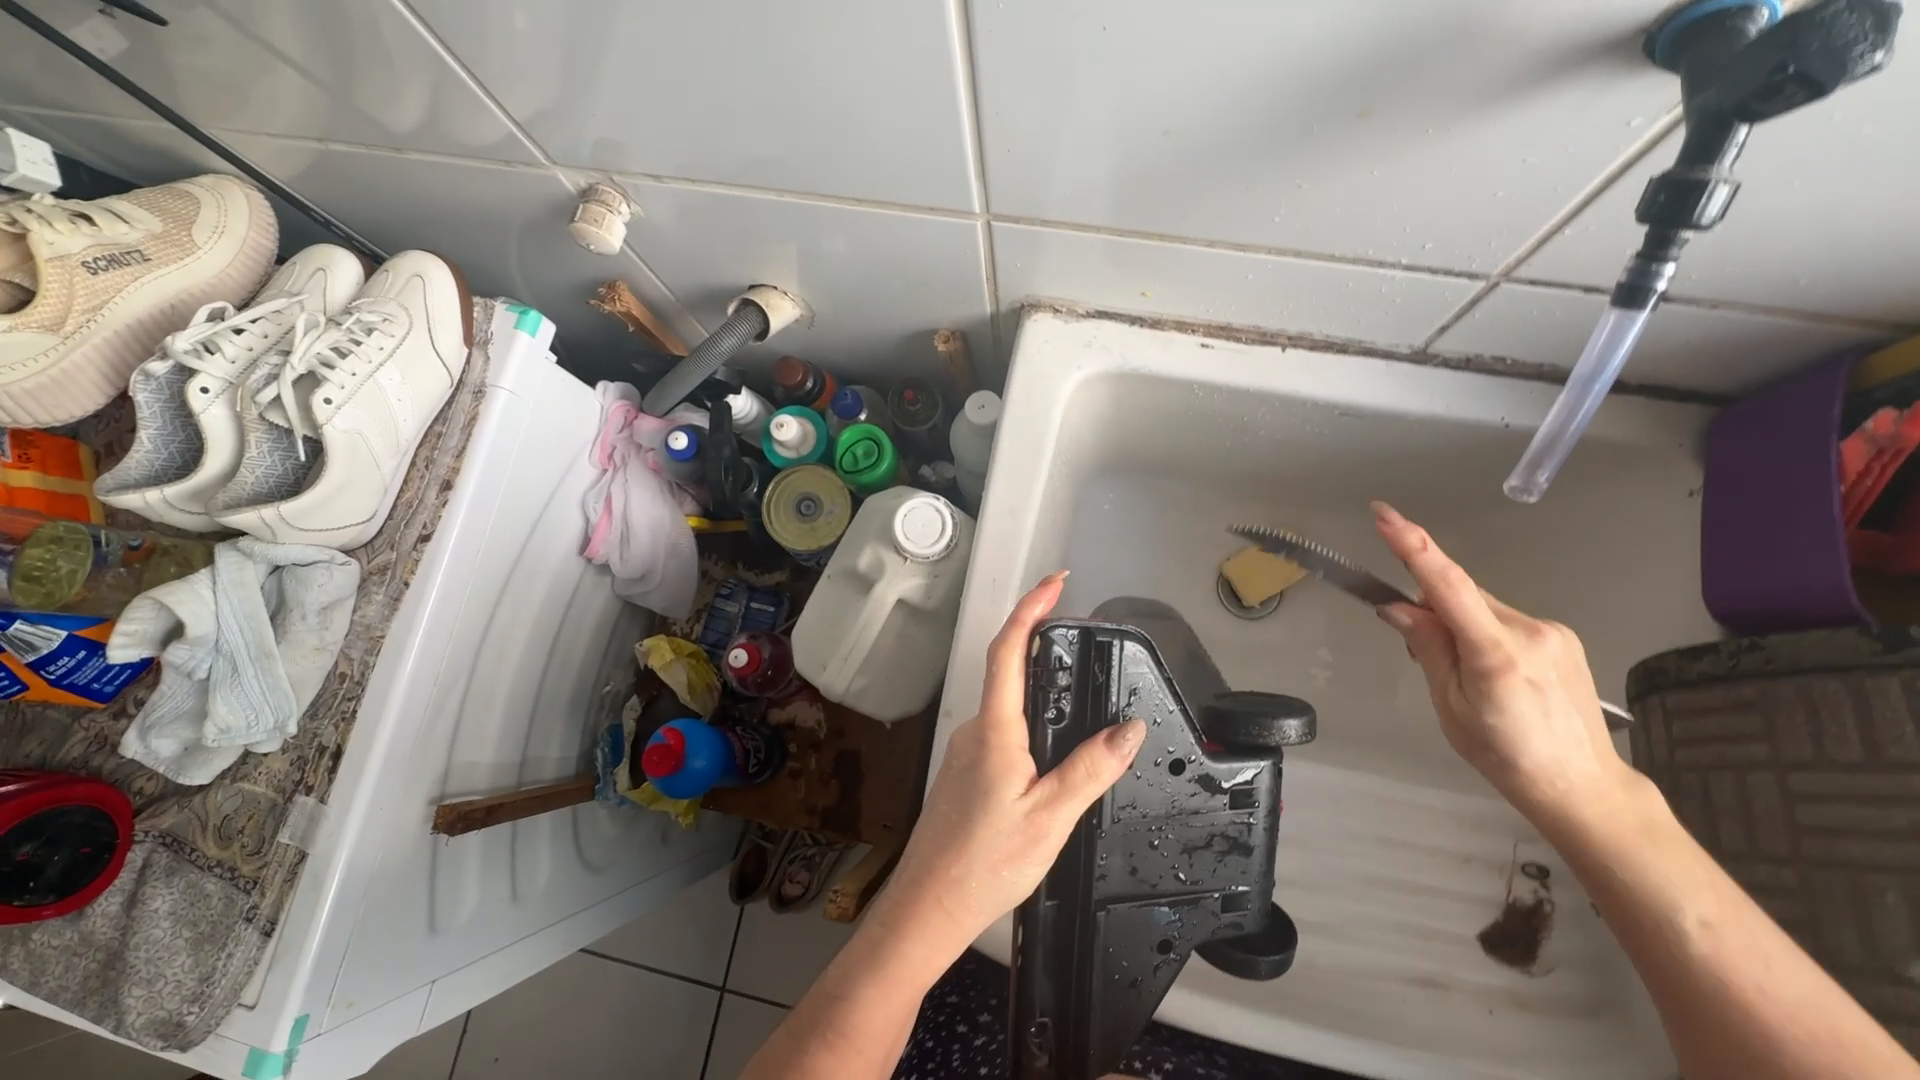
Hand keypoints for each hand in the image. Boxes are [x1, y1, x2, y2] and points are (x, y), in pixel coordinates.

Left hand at [884, 571, 1146, 953]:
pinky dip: (1030, 728)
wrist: (929, 905)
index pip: (1008, 650)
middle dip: (1044, 647)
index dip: (1031, 608)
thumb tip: (1129, 728)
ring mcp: (965, 752)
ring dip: (1041, 695)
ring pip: (1008, 709)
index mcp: (995, 730)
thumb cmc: (984, 863)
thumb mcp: (1051, 817)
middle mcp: (974, 731)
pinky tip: (1052, 757)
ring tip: (1083, 703)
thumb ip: (1091, 768)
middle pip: (1009, 672)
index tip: (1056, 582)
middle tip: (1084, 637)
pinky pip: (1002, 734)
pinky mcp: (965, 773)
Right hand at [1370, 502, 1638, 826]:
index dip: (1413, 546)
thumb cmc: (1505, 757)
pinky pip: (1504, 619)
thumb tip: (1399, 607)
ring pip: (1482, 607)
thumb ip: (1429, 650)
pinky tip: (1491, 673)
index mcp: (1496, 654)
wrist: (1582, 785)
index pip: (1447, 586)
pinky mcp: (1563, 637)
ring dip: (1458, 624)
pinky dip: (1482, 632)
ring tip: (1465, 676)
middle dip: (1430, 608)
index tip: (1384, 515)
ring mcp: (1552, 631)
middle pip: (1461, 595)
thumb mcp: (1451, 709)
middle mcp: (1530, 630)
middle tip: (1418, 648)